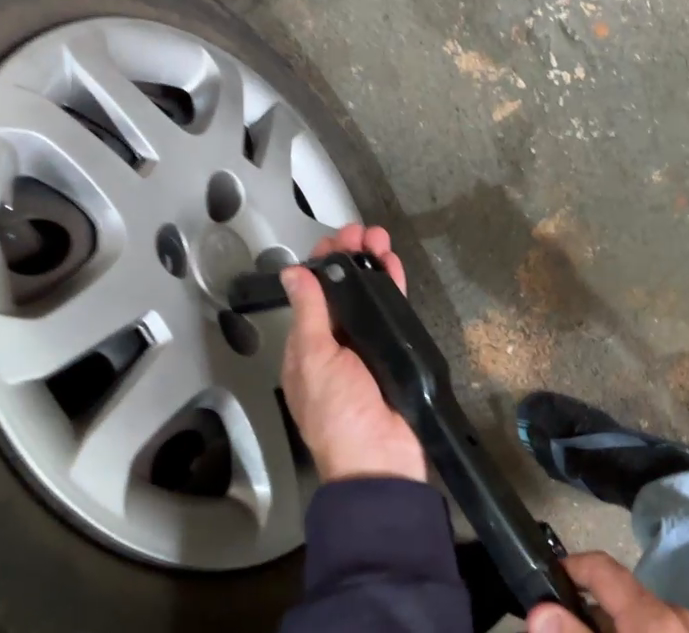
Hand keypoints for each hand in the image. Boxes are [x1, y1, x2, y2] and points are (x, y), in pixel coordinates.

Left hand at [279, 223, 425, 482]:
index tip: (334, 239)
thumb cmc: (339, 411)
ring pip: (368, 296)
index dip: (321, 264)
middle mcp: (336, 343)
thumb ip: (310, 314)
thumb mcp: (315, 360)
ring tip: (381, 237)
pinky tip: (394, 263)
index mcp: (307, 348)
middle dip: (350, 257)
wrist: (380, 457)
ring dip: (372, 265)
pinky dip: (393, 285)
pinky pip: (392, 310)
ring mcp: (367, 346)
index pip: (312, 295)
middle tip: (363, 231)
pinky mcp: (395, 351)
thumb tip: (293, 274)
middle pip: (342, 290)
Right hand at [527, 553, 688, 632]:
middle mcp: (673, 616)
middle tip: (556, 632)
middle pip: (618, 598)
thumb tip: (541, 611)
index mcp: (651, 614)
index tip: (542, 582)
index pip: (602, 568)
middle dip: (584, 614)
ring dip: (607, 630)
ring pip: (637, 622)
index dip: (570, 567)